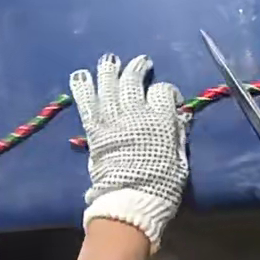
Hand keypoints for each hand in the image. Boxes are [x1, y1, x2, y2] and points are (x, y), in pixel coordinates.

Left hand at [70, 53, 189, 249]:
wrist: (129, 200)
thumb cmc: (160, 184)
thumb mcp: (179, 159)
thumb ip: (177, 134)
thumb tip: (180, 115)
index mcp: (159, 120)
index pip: (163, 92)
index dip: (168, 91)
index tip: (169, 98)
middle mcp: (134, 113)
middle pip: (133, 81)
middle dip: (137, 68)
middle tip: (140, 61)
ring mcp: (112, 119)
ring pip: (109, 85)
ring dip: (109, 69)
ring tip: (111, 59)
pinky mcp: (94, 129)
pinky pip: (86, 103)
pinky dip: (82, 87)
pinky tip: (80, 74)